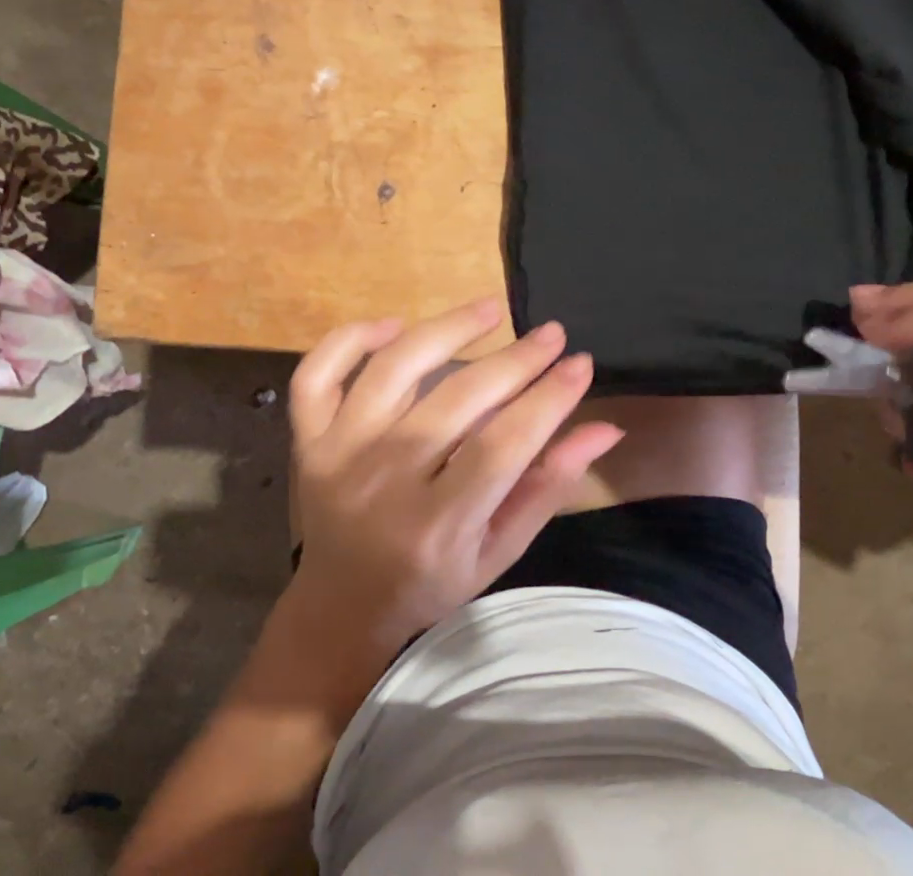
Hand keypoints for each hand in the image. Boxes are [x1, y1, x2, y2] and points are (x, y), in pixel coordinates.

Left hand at [283, 298, 623, 652]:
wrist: (342, 605)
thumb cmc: (431, 583)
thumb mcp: (498, 552)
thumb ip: (546, 489)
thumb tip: (604, 429)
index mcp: (438, 524)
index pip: (503, 445)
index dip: (547, 400)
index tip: (580, 365)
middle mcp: (384, 481)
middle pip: (456, 399)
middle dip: (514, 361)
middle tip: (551, 334)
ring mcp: (338, 454)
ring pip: (392, 369)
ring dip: (445, 329)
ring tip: (489, 309)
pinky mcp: (308, 439)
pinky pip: (318, 374)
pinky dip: (350, 340)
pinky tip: (394, 326)